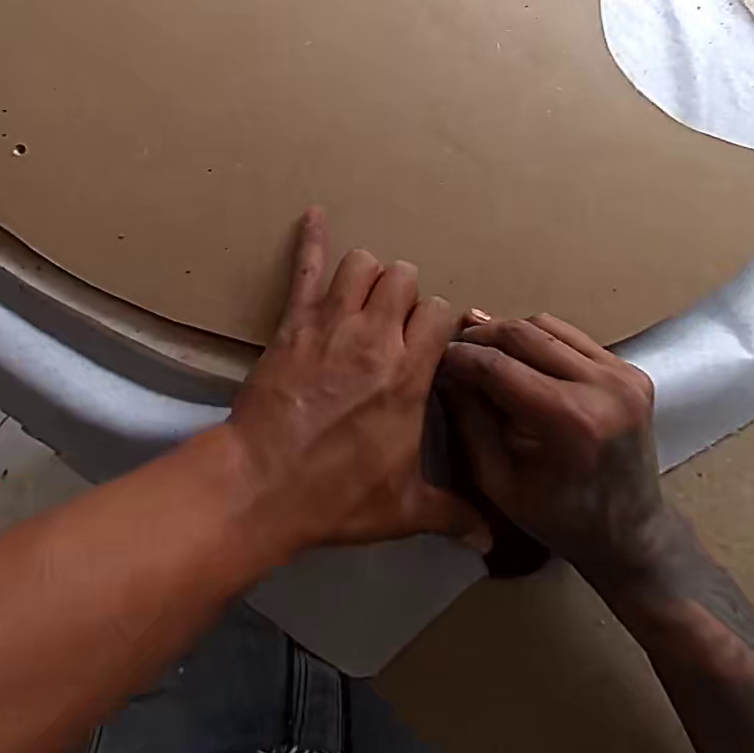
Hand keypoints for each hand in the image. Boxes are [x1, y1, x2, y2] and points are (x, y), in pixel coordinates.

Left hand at [226, 207, 486, 552]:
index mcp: (411, 374)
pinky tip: (315, 213)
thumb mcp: (404, 509)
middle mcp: (377, 338)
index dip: (440, 323)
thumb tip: (490, 539)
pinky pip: (306, 270)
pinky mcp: (294, 323)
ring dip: (369, 276)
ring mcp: (332, 324)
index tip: (432, 342)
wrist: (262, 484)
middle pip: (405, 279)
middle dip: (405, 295)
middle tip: (394, 324)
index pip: (442, 314)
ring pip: (364, 265)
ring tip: (363, 299)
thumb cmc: (336, 495)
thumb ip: (454, 514)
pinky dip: (312, 239)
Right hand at [437, 314, 663, 571]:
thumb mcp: (494, 478)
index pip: (497, 365)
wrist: (631, 534)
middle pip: (521, 334)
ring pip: (544, 326)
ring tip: (480, 351)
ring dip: (506, 333)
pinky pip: (570, 336)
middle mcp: (603, 387)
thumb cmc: (556, 518)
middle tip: (452, 349)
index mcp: (569, 421)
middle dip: (478, 337)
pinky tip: (518, 357)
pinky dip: (537, 339)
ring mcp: (623, 374)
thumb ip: (467, 418)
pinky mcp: (631, 370)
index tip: (433, 357)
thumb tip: (442, 368)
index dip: (458, 356)